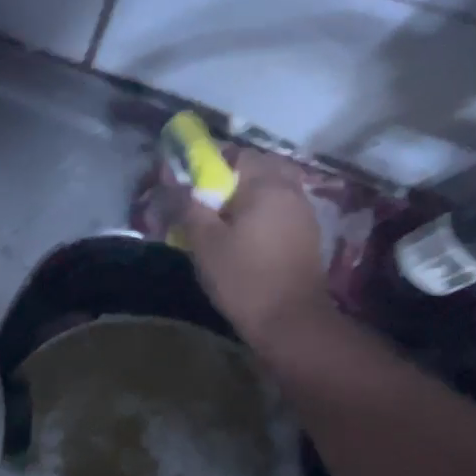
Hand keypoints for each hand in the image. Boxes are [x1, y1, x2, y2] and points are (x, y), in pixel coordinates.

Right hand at [182, 154, 335, 347]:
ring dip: (243, 196)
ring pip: (268, 190)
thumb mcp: (204, 241)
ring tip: (218, 221)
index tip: (186, 182)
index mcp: (266, 186)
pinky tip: (240, 236)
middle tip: (202, 201)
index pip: (236, 153)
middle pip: (256, 169)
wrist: (290, 321)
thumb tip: (170, 181)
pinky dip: (257, 213)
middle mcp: (290, 191)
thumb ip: (186, 205)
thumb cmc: (243, 277)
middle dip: (227, 178)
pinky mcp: (305, 234)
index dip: (208, 162)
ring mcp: (302, 213)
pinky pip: (277, 209)